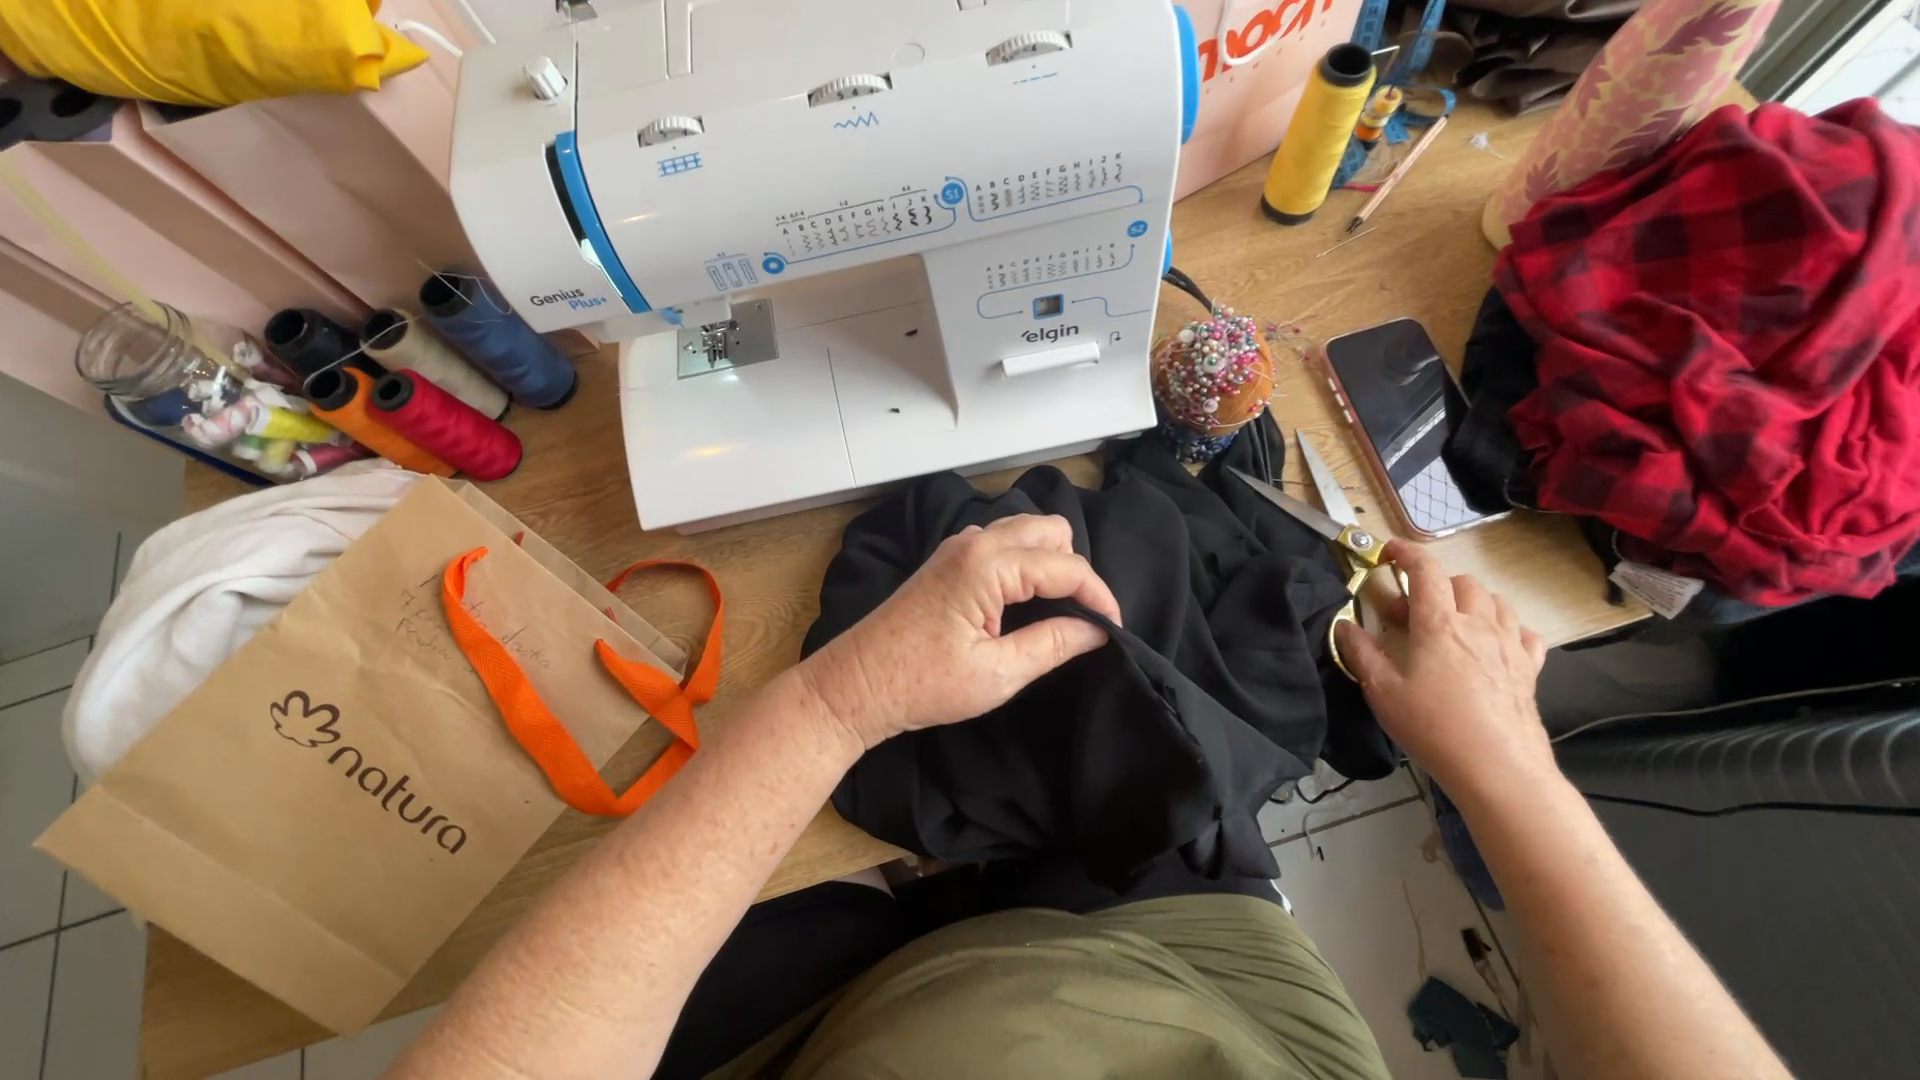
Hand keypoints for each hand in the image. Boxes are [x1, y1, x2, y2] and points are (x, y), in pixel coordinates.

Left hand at [797, 515, 1120, 750]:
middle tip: (1082, 617)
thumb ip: (1053, 645)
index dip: (1099, 596)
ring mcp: (957, 547)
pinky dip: (1025, 562)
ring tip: (1058, 611)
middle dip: (1075, 569)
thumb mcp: (996, 673)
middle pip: (1050, 530)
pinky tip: (1025, 602)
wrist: (856, 684)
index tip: (1115, 629)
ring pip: (1026, 532)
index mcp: (987, 565)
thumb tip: (1098, 632)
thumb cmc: (920, 684)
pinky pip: (1002, 543)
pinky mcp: (948, 560)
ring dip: (1050, 562)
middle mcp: (973, 542)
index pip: (1066, 565)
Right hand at [1334, 541, 1553, 798]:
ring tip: (1449, 622)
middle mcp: (1479, 625)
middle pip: (1462, 582)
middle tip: (1409, 613)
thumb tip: (1344, 626)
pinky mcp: (1530, 668)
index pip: (1426, 570)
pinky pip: (1523, 631)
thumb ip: (1361, 653)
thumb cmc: (1434, 727)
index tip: (1389, 552)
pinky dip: (1504, 626)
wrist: (1499, 769)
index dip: (1406, 553)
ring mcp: (1510, 645)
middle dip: (1434, 585)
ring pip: (1495, 601)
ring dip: (1469, 600)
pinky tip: (1491, 643)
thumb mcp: (1382, 692)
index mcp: (1440, 624)